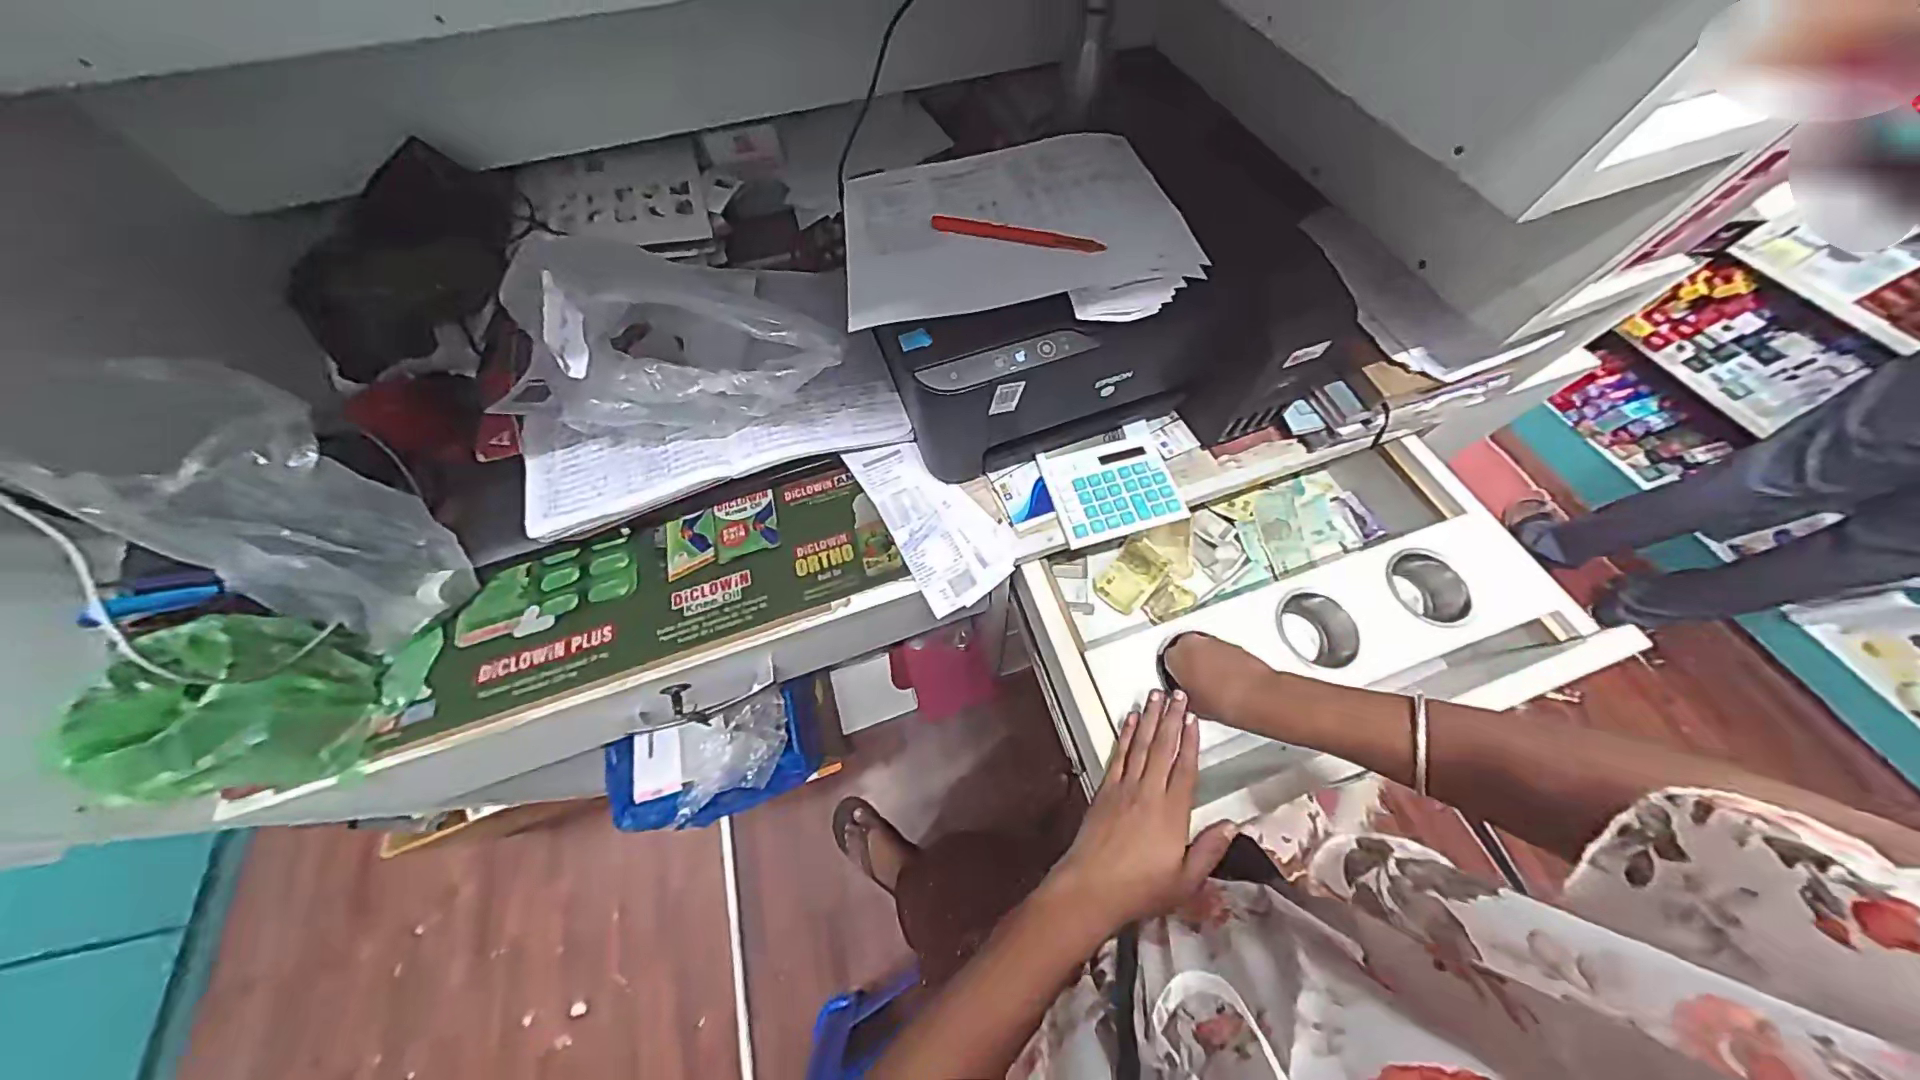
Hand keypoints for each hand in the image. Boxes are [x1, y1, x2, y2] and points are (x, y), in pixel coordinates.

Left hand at [1046, 689, 1238, 933]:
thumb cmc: (1140, 889)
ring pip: (1140, 745)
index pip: (1185, 768)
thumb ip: (1209, 850)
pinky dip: (1124, 736)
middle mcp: (1147, 793)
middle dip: (1171, 718)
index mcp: (1171, 812)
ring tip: (1154, 696)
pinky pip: (1117, 756)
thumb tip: (1232, 825)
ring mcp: (1123, 789)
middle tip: (1177, 693)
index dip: (1190, 741)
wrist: (1090, 887)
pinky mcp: (1104, 791)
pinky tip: (1128, 721)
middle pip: (1162, 748)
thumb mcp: (1185, 880)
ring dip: (1148, 719)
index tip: (1194, 718)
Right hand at [1163, 633, 1274, 722]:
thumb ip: (1182, 693)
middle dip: (1185, 663)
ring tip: (1210, 682)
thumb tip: (1184, 693)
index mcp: (1176, 655)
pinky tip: (1223, 679)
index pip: (1164, 660)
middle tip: (1192, 682)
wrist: (1257, 697)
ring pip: (1200, 649)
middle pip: (1182, 649)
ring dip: (1202, 661)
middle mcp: (1193, 642)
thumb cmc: (1226, 701)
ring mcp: (1213, 642)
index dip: (1171, 675)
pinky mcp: (1231, 644)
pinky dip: (1217, 661)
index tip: (1178, 684)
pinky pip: (1217, 651)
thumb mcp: (1192, 705)